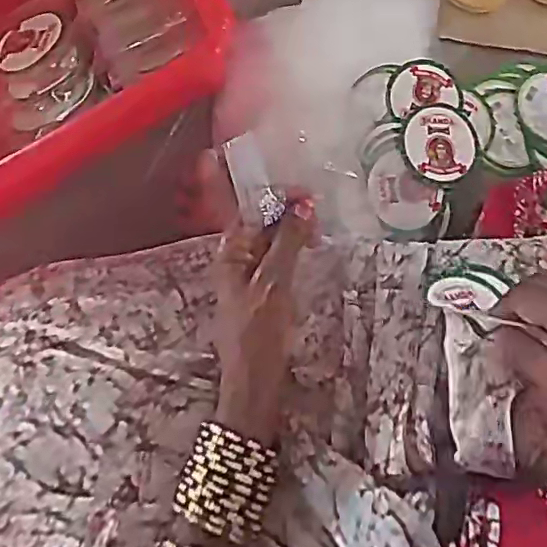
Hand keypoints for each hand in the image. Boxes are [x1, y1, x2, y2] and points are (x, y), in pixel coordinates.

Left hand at [204, 151, 314, 445]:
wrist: (255, 384)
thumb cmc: (258, 333)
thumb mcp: (274, 284)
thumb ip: (288, 242)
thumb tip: (303, 204)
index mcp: (231, 252)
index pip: (238, 206)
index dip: (243, 183)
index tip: (249, 162)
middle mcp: (238, 256)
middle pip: (258, 215)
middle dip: (280, 199)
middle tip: (309, 190)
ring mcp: (252, 270)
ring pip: (272, 232)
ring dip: (290, 218)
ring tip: (315, 209)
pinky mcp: (267, 283)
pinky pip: (280, 249)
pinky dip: (295, 238)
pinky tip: (313, 235)